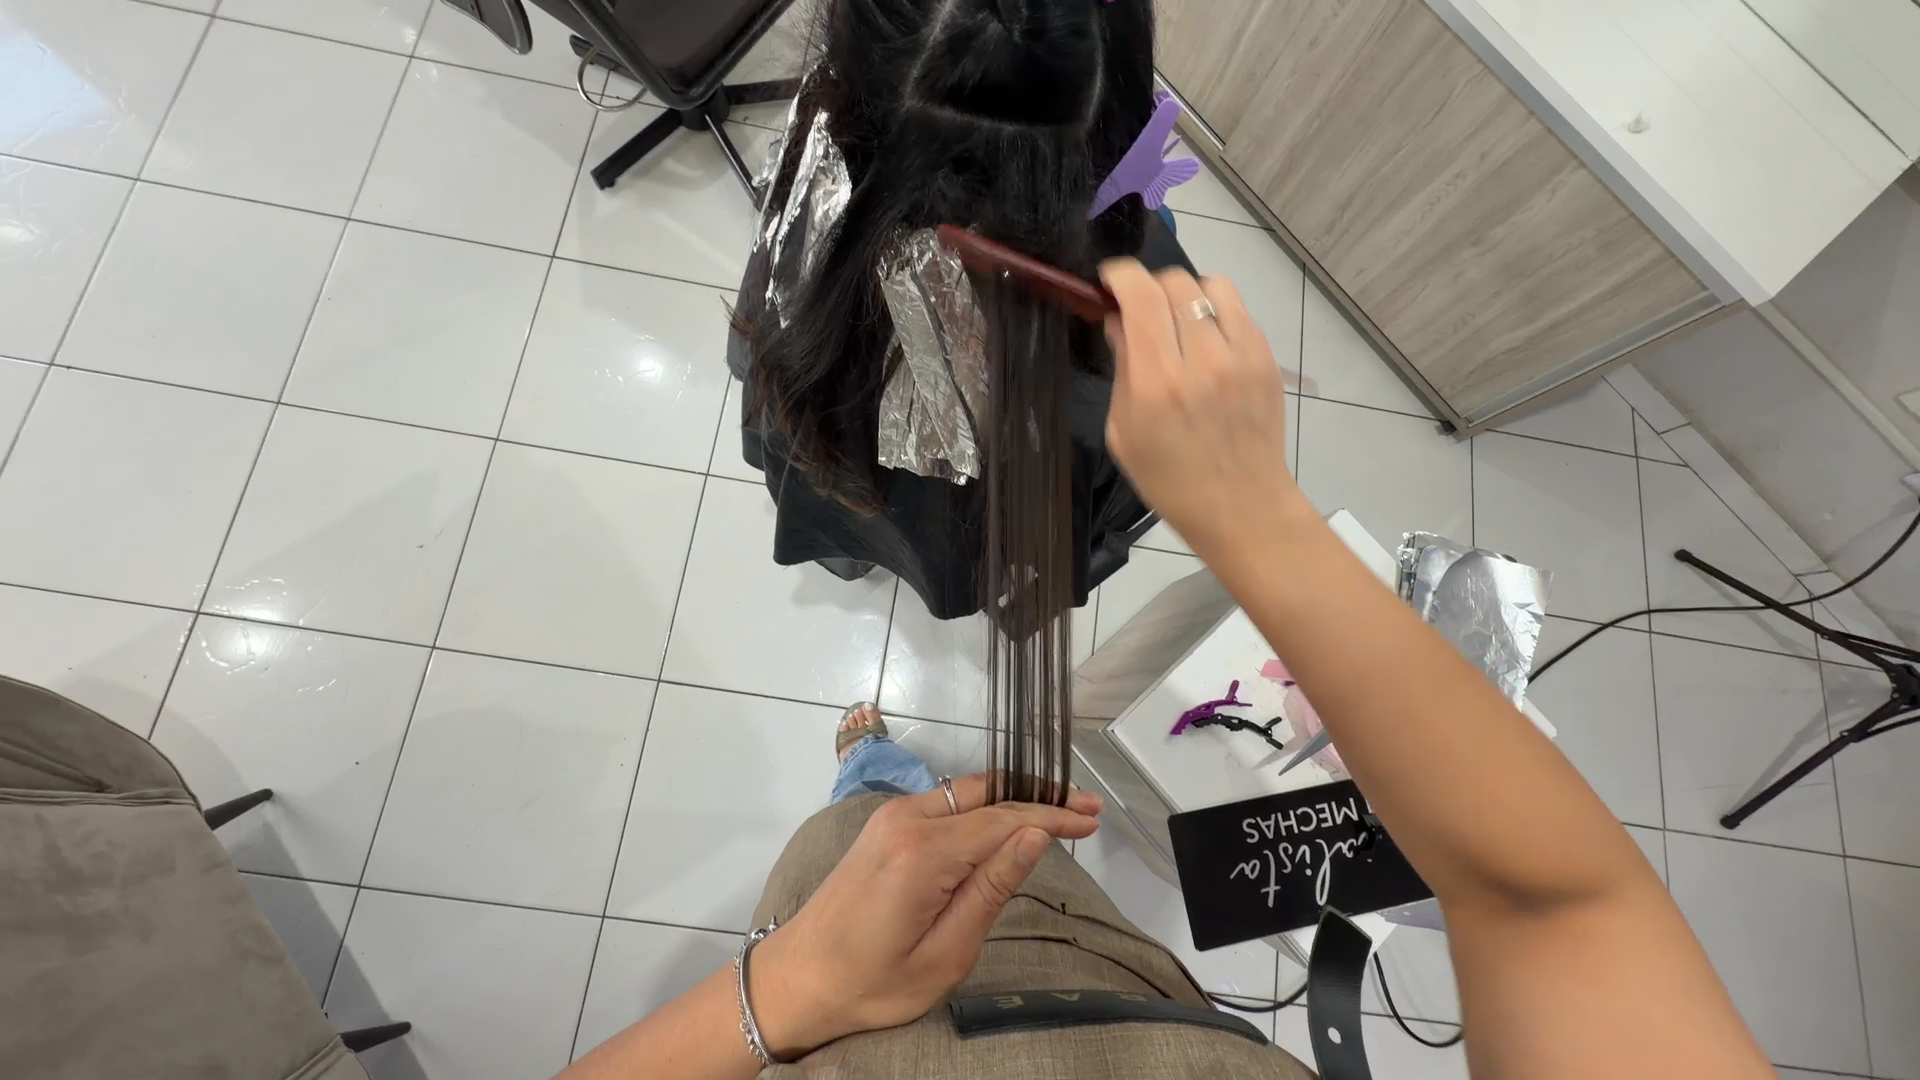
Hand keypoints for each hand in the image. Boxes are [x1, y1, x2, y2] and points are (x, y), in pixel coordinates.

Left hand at [748, 775, 1102, 1056]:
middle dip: (1039, 797)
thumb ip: (991, 887)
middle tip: (1085, 808)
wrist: (798, 977)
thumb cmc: (872, 983)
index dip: (1052, 815)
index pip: (1005, 818)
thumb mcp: (944, 953)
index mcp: (923, 851)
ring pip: (967, 793)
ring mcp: (893, 815)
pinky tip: (1007, 823)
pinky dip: (983, 808)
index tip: (1091, 818)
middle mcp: (907, 817)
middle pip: (988, 793)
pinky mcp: (886, 823)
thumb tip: (1034, 836)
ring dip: (1012, 800)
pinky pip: (946, 804)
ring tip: (1057, 814)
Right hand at [1098, 259, 1306, 555]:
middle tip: (1140, 310)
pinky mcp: (1265, 358)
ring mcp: (1240, 356)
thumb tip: (1119, 321)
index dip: (1121, 275)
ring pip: (1211, 286)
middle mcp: (1201, 360)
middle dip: (1149, 287)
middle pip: (1175, 283)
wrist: (1239, 505)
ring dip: (1186, 294)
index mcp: (1157, 384)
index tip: (1110, 281)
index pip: (1141, 296)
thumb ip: (1122, 370)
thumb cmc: (1168, 479)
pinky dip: (1215, 312)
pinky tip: (1206, 340)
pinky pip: (1237, 310)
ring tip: (1177, 320)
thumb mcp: (1123, 433)